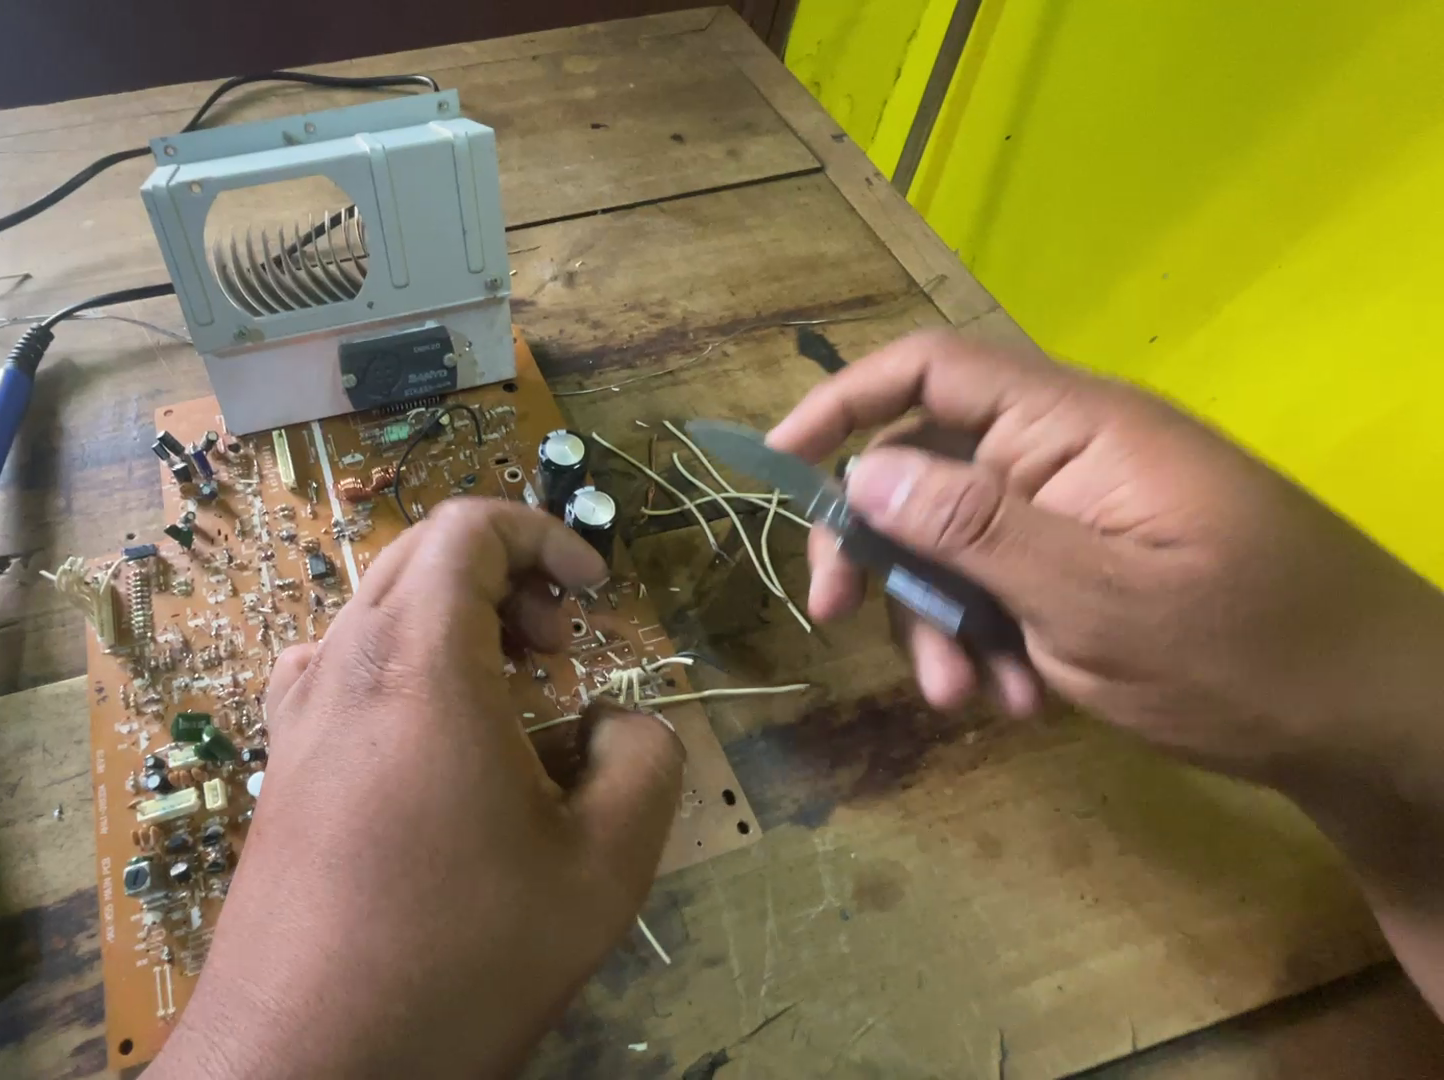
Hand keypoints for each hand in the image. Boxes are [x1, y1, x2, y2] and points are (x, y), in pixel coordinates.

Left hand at [151, 499, 684, 1079]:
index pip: (469, 527)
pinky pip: (347, 658)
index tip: (592, 590)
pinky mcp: (283, 749)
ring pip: (386, 603)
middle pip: (426, 554)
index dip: (544, 534)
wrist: (302, 1060)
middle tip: (557, 648)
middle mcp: (344, 658)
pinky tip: (435, 731)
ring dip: (458, 617)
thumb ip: (644, 761)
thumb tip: (619, 720)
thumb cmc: (456, 958)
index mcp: (418, 658)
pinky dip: (408, 658)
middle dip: (508, 575)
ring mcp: (300, 703)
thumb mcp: (601, 870)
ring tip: (509, 690)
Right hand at [769, 330, 1443, 777]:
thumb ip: (971, 528)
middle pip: (911, 471)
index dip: (839, 403)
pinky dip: (974, 641)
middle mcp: (1051, 456)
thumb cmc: (1255, 655)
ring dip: (929, 620)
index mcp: (1068, 428)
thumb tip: (856, 476)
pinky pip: (978, 584)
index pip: (927, 370)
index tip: (773, 462)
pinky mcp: (1063, 562)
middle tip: (836, 615)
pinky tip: (1010, 696)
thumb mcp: (1097, 597)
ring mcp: (1056, 512)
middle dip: (871, 549)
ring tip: (966, 695)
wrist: (1384, 734)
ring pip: (937, 543)